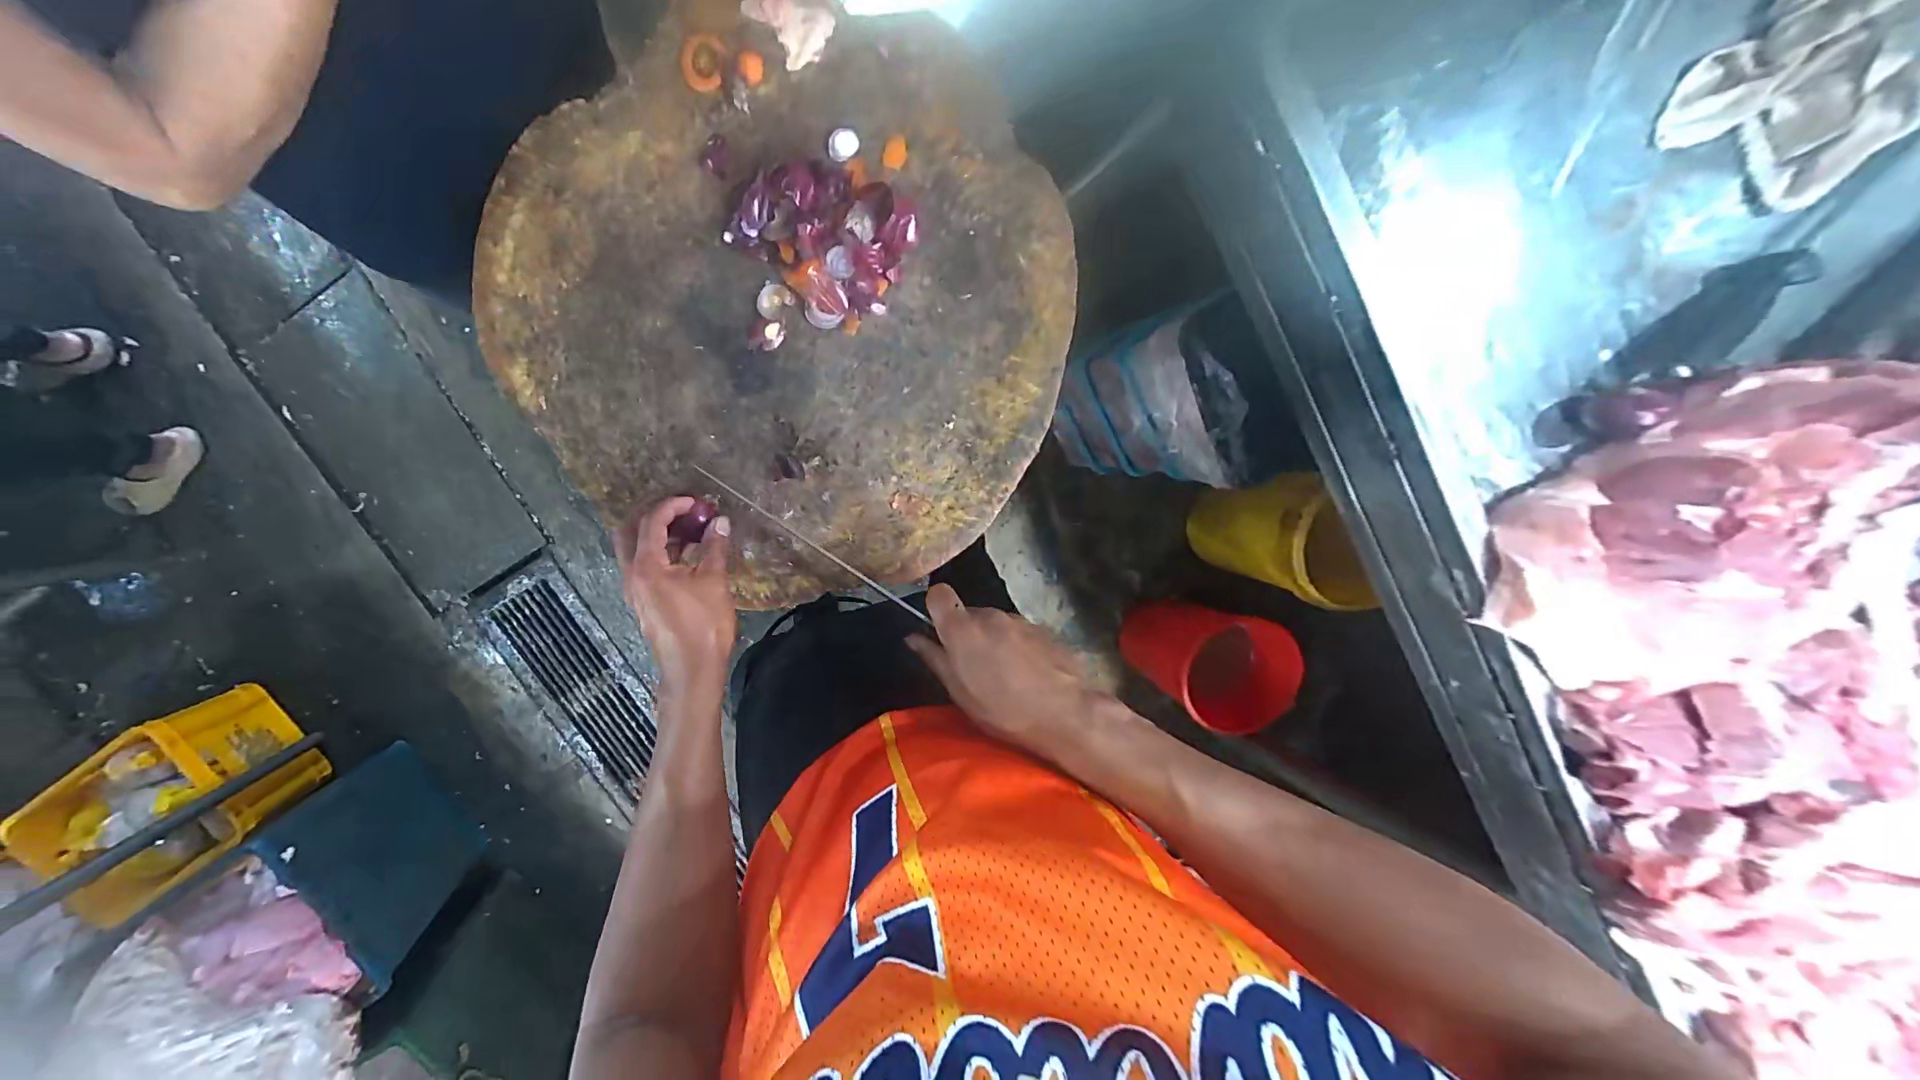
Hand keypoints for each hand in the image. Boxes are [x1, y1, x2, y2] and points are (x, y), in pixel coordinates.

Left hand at [615, 497, 736, 697]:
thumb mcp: (714, 581)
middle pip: (631, 530)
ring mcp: (634, 588)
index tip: (697, 502)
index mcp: (645, 566)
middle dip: (656, 514)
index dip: (674, 505)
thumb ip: (715, 547)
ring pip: (635, 548)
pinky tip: (687, 554)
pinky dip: (661, 551)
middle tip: (684, 510)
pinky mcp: (643, 600)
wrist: (692, 668)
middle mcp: (631, 574)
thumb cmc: (704, 624)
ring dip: (658, 534)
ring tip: (690, 529)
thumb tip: (720, 522)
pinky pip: (644, 564)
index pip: (652, 522)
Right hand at [905, 584, 1111, 761]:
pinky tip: (1025, 672)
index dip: (936, 607)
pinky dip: (1015, 645)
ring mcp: (1019, 619)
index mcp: (962, 629)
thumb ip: (935, 658)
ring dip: (992, 639)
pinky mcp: (1042, 628)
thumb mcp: (959, 692)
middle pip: (968, 612)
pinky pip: (1018, 631)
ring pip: (994, 622)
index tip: (939, 630)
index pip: (939, 594)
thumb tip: (913, 638)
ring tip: (1003, 674)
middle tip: (973, 666)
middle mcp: (990, 614)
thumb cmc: (1003, 710)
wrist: (1064, 713)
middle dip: (967, 633)